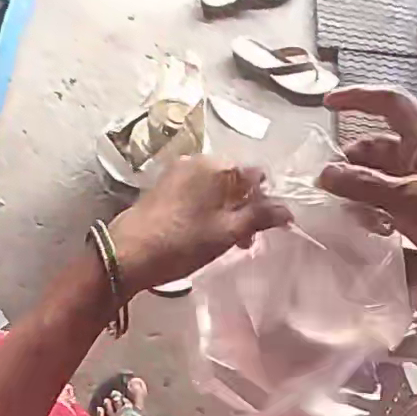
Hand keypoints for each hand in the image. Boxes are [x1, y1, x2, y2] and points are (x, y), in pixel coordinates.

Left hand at [107, 153, 291, 292]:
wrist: (128, 254)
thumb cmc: (184, 242)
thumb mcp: (228, 232)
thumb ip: (261, 217)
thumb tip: (288, 211)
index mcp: (217, 166)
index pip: (257, 174)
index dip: (267, 199)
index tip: (268, 226)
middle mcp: (197, 161)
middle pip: (236, 179)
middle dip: (247, 206)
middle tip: (247, 238)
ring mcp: (178, 173)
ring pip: (217, 187)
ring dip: (229, 210)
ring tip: (229, 240)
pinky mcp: (165, 187)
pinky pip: (199, 192)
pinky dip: (209, 209)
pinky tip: (207, 233)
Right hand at [318, 86, 416, 291]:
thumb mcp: (411, 195)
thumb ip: (365, 185)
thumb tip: (325, 174)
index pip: (389, 103)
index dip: (359, 97)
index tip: (329, 102)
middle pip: (375, 147)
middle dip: (349, 160)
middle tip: (324, 179)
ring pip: (376, 179)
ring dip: (357, 190)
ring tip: (338, 206)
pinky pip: (384, 205)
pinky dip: (369, 212)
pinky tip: (359, 225)